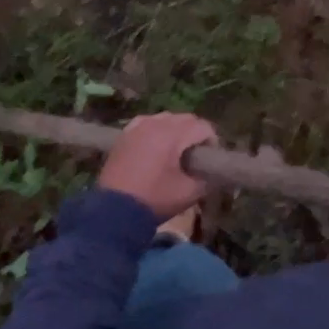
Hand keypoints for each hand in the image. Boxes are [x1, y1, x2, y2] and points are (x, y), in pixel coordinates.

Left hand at [96, 112, 217, 218]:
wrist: (114, 210)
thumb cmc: (154, 199)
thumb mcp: (189, 193)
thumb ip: (208, 179)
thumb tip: (215, 172)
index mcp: (172, 135)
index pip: (202, 127)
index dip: (212, 142)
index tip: (210, 159)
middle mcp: (155, 124)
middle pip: (185, 119)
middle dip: (195, 134)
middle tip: (196, 156)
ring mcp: (137, 127)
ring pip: (165, 119)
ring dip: (176, 131)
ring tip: (176, 152)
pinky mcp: (124, 135)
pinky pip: (147, 124)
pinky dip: (156, 131)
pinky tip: (156, 147)